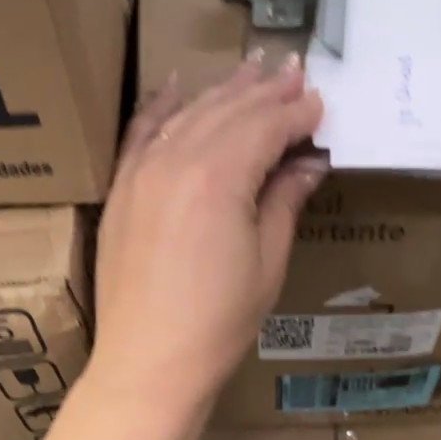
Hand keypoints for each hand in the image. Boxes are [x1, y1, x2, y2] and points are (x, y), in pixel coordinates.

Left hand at [90, 56, 326, 411]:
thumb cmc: (217, 327)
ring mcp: (141, 173)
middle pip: (229, 111)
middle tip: (294, 75)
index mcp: (220, 177)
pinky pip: (141, 134)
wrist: (148, 366)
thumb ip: (284, 203)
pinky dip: (161, 107)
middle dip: (265, 92)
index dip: (297, 114)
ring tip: (252, 73)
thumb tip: (308, 164)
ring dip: (223, 92)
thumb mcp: (266, 266)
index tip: (320, 106)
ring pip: (189, 115)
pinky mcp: (120, 193)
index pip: (267, 126)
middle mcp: (177, 161)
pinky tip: (176, 86)